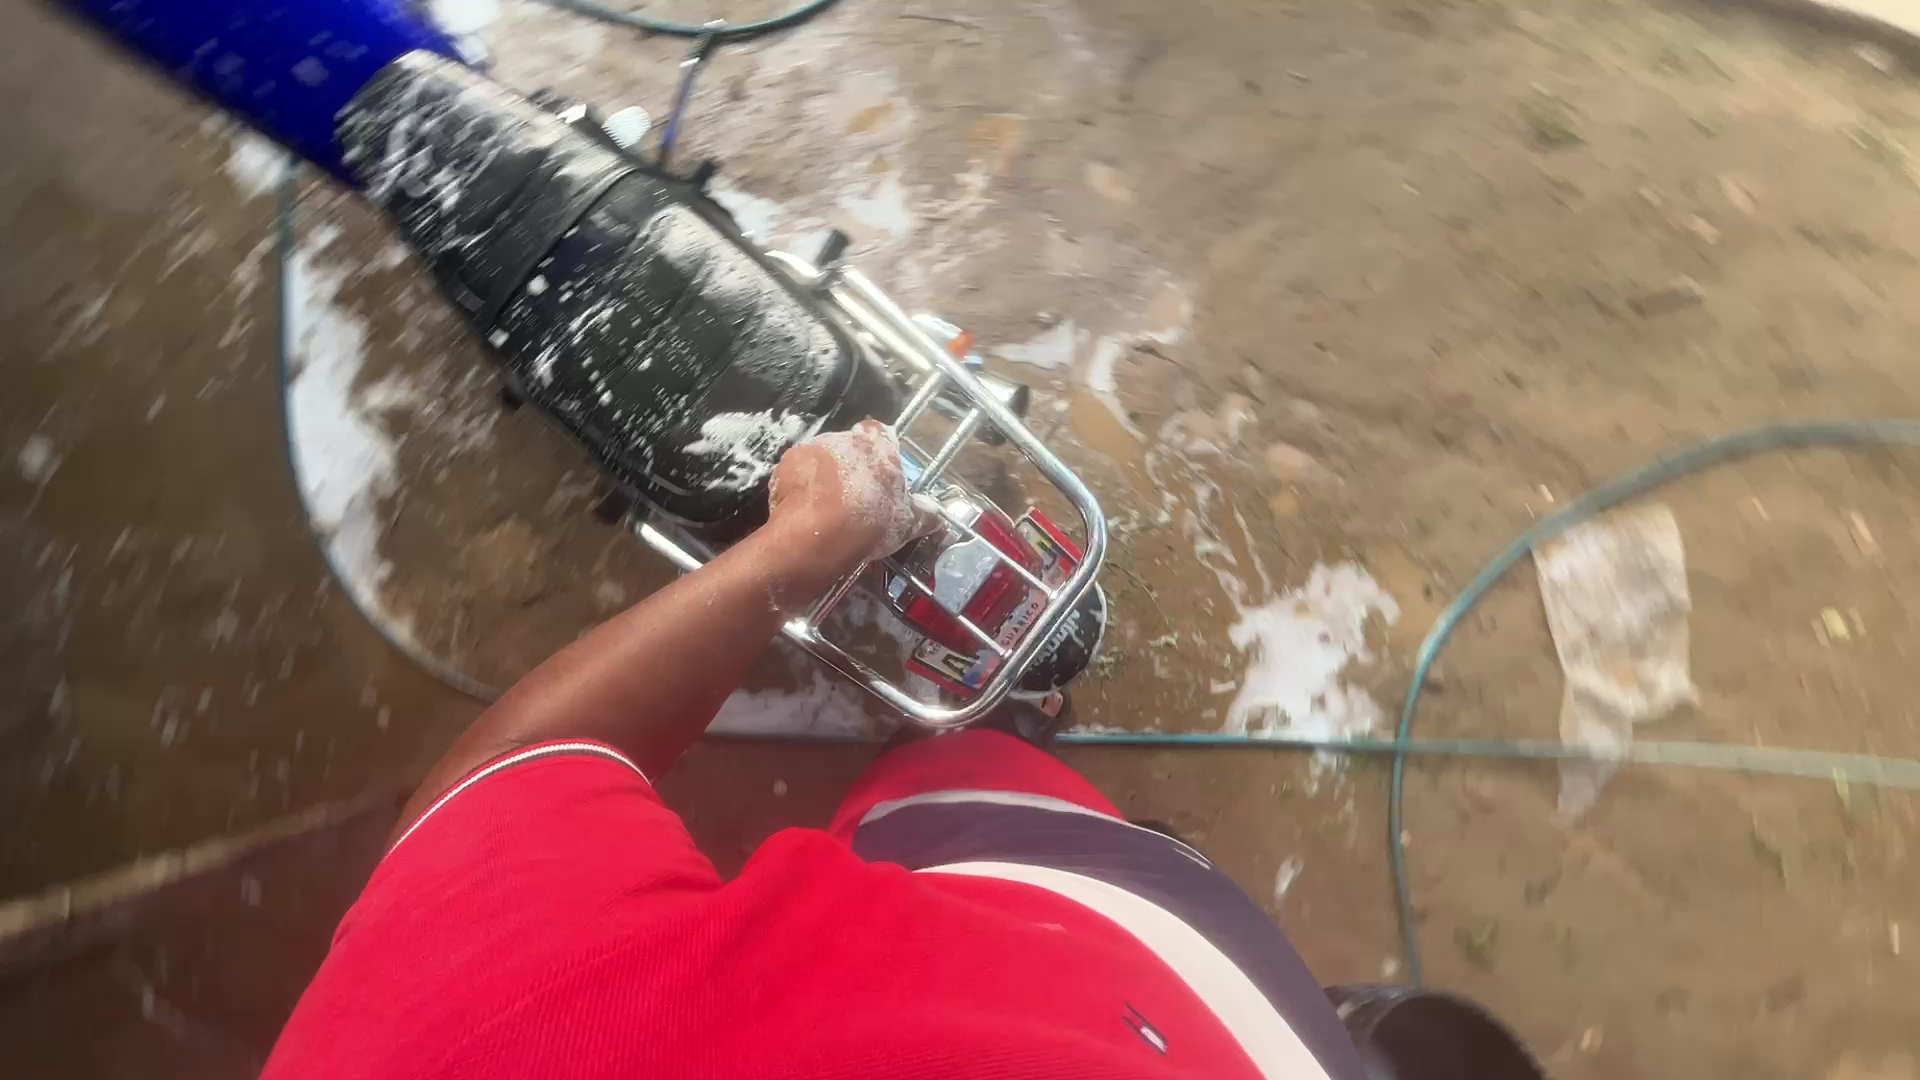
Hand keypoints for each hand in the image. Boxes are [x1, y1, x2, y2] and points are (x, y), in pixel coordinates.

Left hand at [766, 419, 938, 592]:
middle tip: (854, 497)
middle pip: (851, 446)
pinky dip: (802, 485)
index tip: (878, 474)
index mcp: (880, 447)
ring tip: (827, 507)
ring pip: (823, 458)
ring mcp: (815, 447)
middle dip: (852, 466)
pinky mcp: (788, 462)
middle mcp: (848, 438)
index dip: (880, 451)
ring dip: (825, 475)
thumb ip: (925, 515)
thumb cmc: (871, 523)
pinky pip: (798, 471)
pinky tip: (806, 509)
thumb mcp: (907, 524)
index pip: (881, 434)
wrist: (821, 534)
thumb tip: (939, 515)